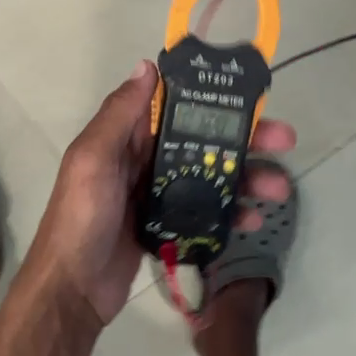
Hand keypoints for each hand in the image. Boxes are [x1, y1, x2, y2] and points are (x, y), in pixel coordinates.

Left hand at [23, 60, 295, 326]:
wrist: (71, 289)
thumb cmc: (80, 217)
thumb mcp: (93, 159)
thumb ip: (120, 115)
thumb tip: (147, 65)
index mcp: (124, 137)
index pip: (173, 105)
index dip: (210, 97)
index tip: (249, 94)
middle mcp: (141, 159)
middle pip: (200, 140)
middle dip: (243, 138)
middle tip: (284, 139)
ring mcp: (156, 194)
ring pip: (208, 176)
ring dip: (245, 177)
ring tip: (278, 188)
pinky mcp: (166, 226)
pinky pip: (205, 212)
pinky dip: (230, 213)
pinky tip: (253, 219)